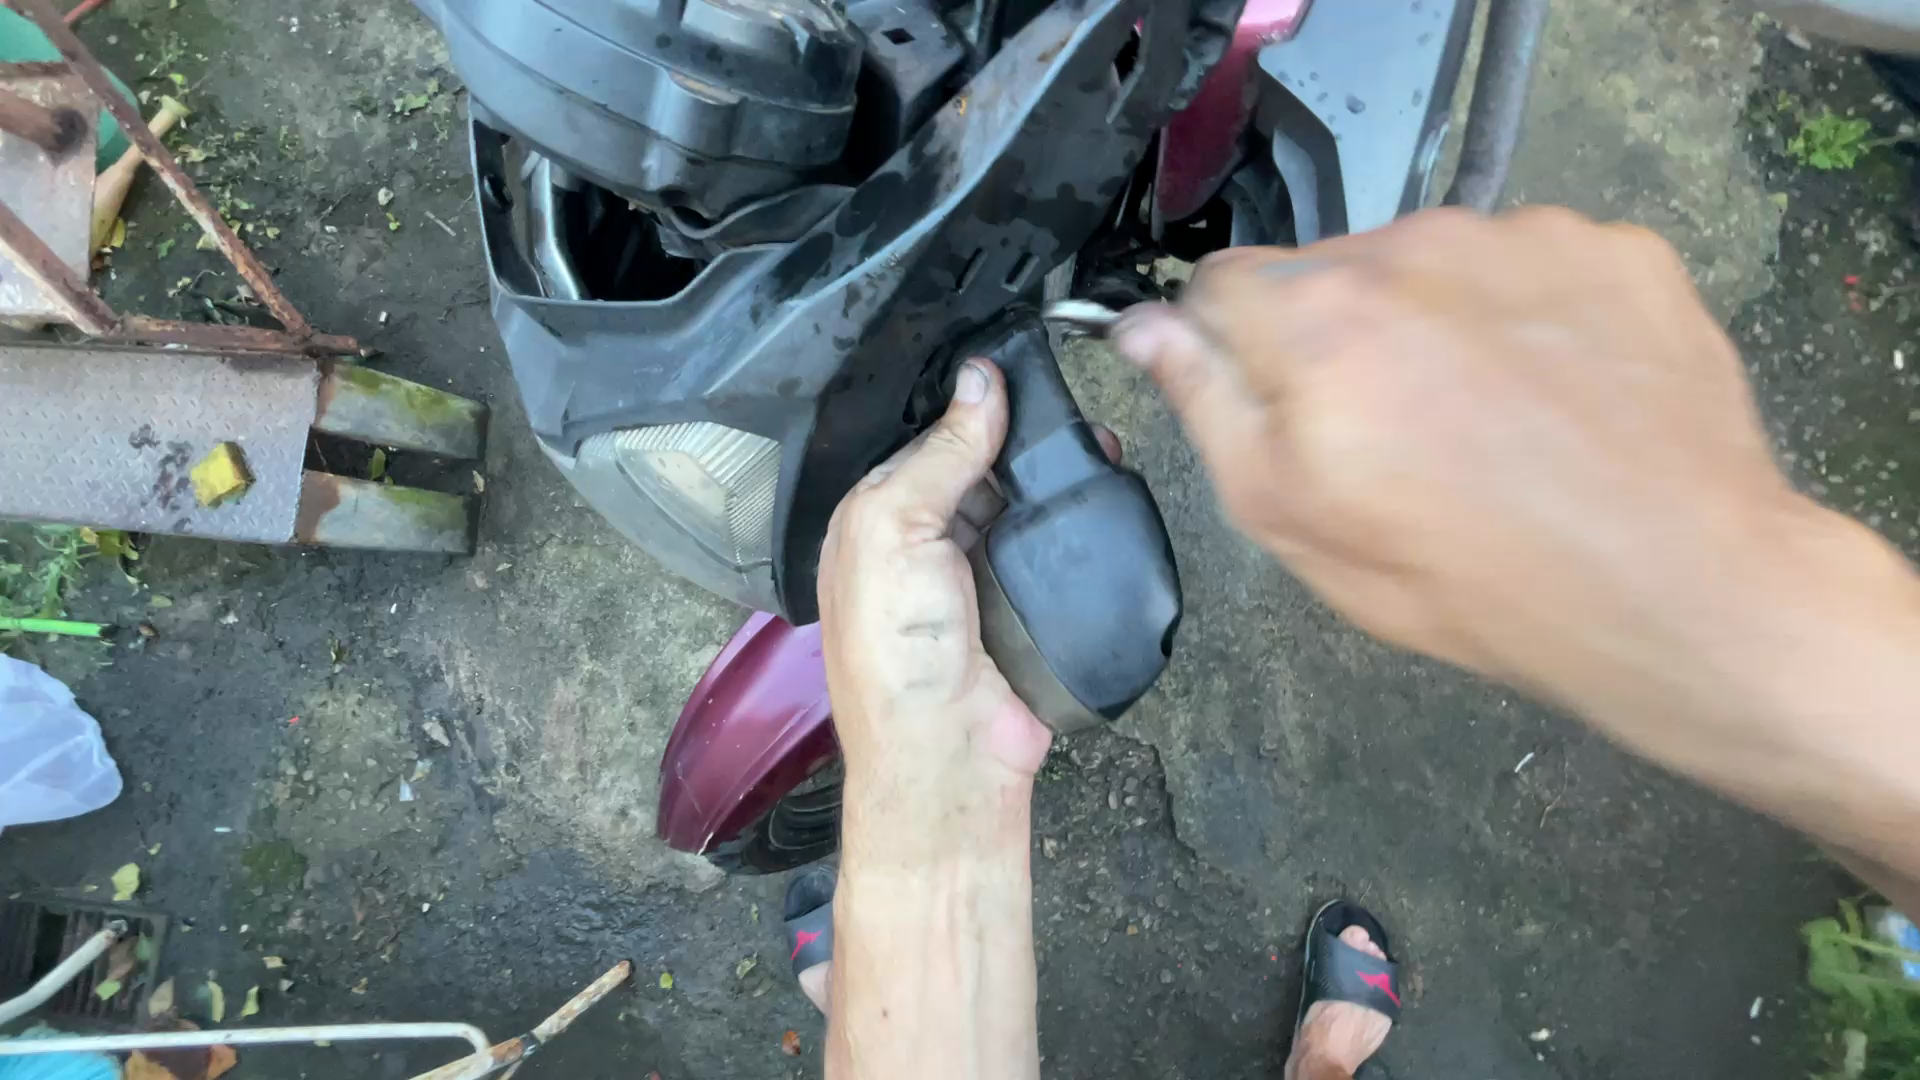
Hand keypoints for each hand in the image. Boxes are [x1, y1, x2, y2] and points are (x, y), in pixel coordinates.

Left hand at [817, 358, 1050, 854]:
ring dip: (1048, 473)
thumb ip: (937, 458)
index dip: (965, 405)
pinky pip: (1047, 542)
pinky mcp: (1020, 597)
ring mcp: (974, 569)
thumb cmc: (898, 650)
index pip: (923, 440)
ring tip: (1094, 438)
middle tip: (1064, 402)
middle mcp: (922, 539)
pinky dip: (1069, 516)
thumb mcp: (895, 533)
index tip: (1011, 368)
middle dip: (1015, 435)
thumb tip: (977, 382)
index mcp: (875, 518)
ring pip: (1015, 500)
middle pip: (974, 466)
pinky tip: (1098, 486)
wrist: (952, 750)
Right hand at [1108, 207, 1813, 718]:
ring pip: (1406, 262)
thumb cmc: (1442, 569)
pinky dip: (1493, 311)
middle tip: (1359, 427)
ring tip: (1449, 413)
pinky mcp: (1606, 249)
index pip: (1213, 281)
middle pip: (1311, 271)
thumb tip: (1141, 328)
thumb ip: (1201, 400)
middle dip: (1309, 336)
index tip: (1254, 396)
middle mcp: (1410, 251)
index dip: (1217, 341)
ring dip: (1400, 321)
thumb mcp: (1278, 508)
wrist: (1663, 587)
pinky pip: (1505, 262)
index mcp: (1314, 320)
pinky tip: (1523, 388)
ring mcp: (1520, 239)